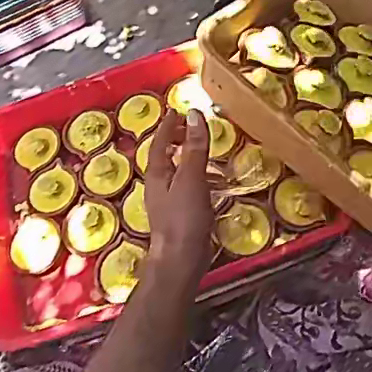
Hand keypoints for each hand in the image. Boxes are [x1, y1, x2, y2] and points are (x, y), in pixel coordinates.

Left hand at [142, 109, 212, 285]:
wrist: (180, 260)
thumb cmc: (183, 218)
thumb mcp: (191, 178)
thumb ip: (194, 147)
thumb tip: (194, 115)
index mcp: (157, 172)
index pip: (160, 141)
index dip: (169, 124)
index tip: (177, 111)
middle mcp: (158, 184)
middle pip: (166, 155)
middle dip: (178, 139)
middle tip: (193, 128)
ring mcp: (168, 200)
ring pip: (177, 171)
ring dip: (190, 157)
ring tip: (207, 152)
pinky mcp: (180, 213)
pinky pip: (188, 186)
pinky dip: (200, 177)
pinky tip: (214, 183)